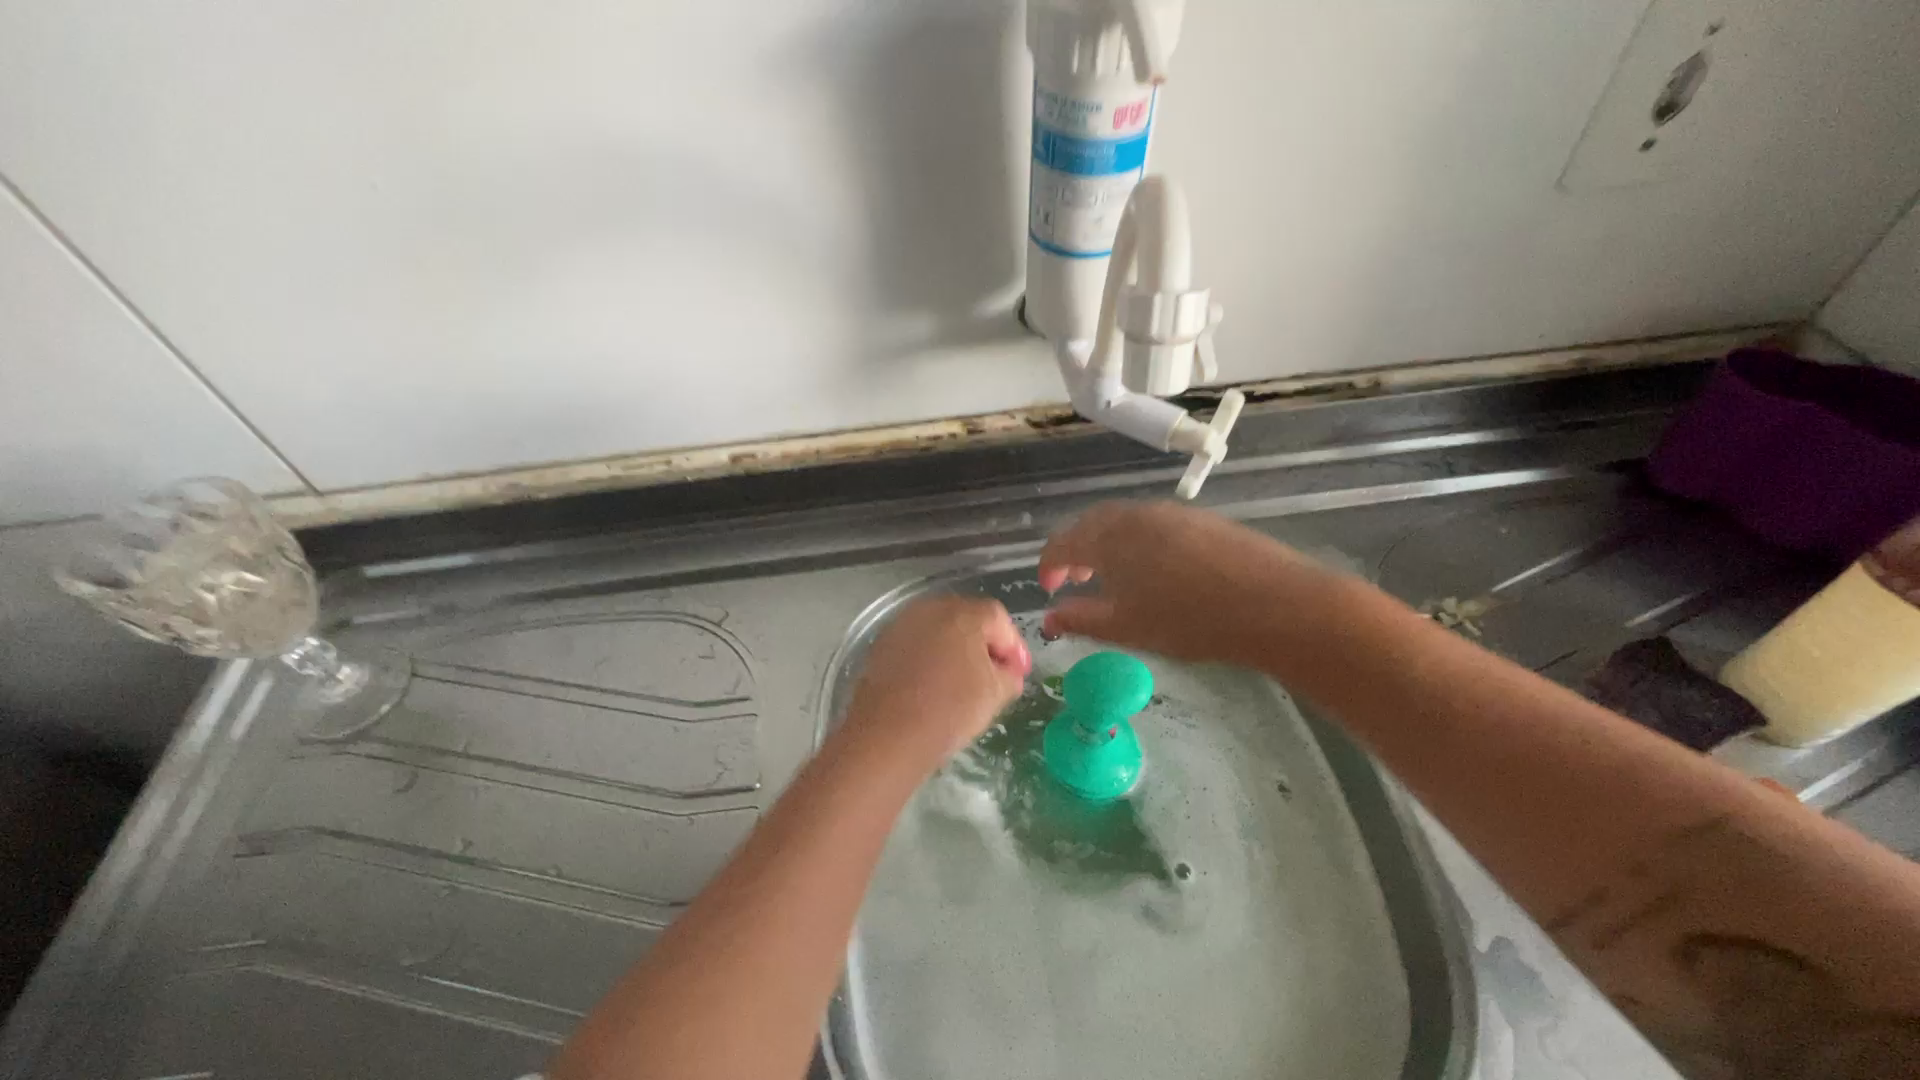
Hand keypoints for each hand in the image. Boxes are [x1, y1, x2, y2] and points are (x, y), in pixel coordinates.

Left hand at [839, 595, 1031, 769]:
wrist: (888, 734)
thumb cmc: (950, 709)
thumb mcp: (996, 694)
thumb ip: (1010, 675)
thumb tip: (1007, 672)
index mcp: (963, 613)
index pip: (998, 618)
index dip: (1013, 645)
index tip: (1020, 672)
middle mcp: (930, 608)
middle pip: (967, 618)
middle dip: (984, 643)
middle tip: (996, 673)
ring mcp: (901, 624)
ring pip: (939, 630)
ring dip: (955, 649)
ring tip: (965, 681)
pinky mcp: (882, 645)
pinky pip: (916, 644)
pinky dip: (930, 658)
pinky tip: (934, 684)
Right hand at [1038, 500, 1341, 666]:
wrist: (1273, 603)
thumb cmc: (1187, 621)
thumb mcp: (1126, 627)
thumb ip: (1080, 620)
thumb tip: (1048, 619)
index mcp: (1107, 538)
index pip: (1061, 544)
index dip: (1049, 568)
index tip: (1048, 592)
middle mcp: (1134, 515)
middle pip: (1090, 525)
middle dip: (1076, 552)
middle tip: (1077, 583)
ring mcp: (1171, 513)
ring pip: (1124, 523)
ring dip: (1108, 546)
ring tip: (1116, 580)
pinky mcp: (1202, 520)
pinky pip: (1154, 525)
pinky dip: (1139, 544)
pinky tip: (1158, 573)